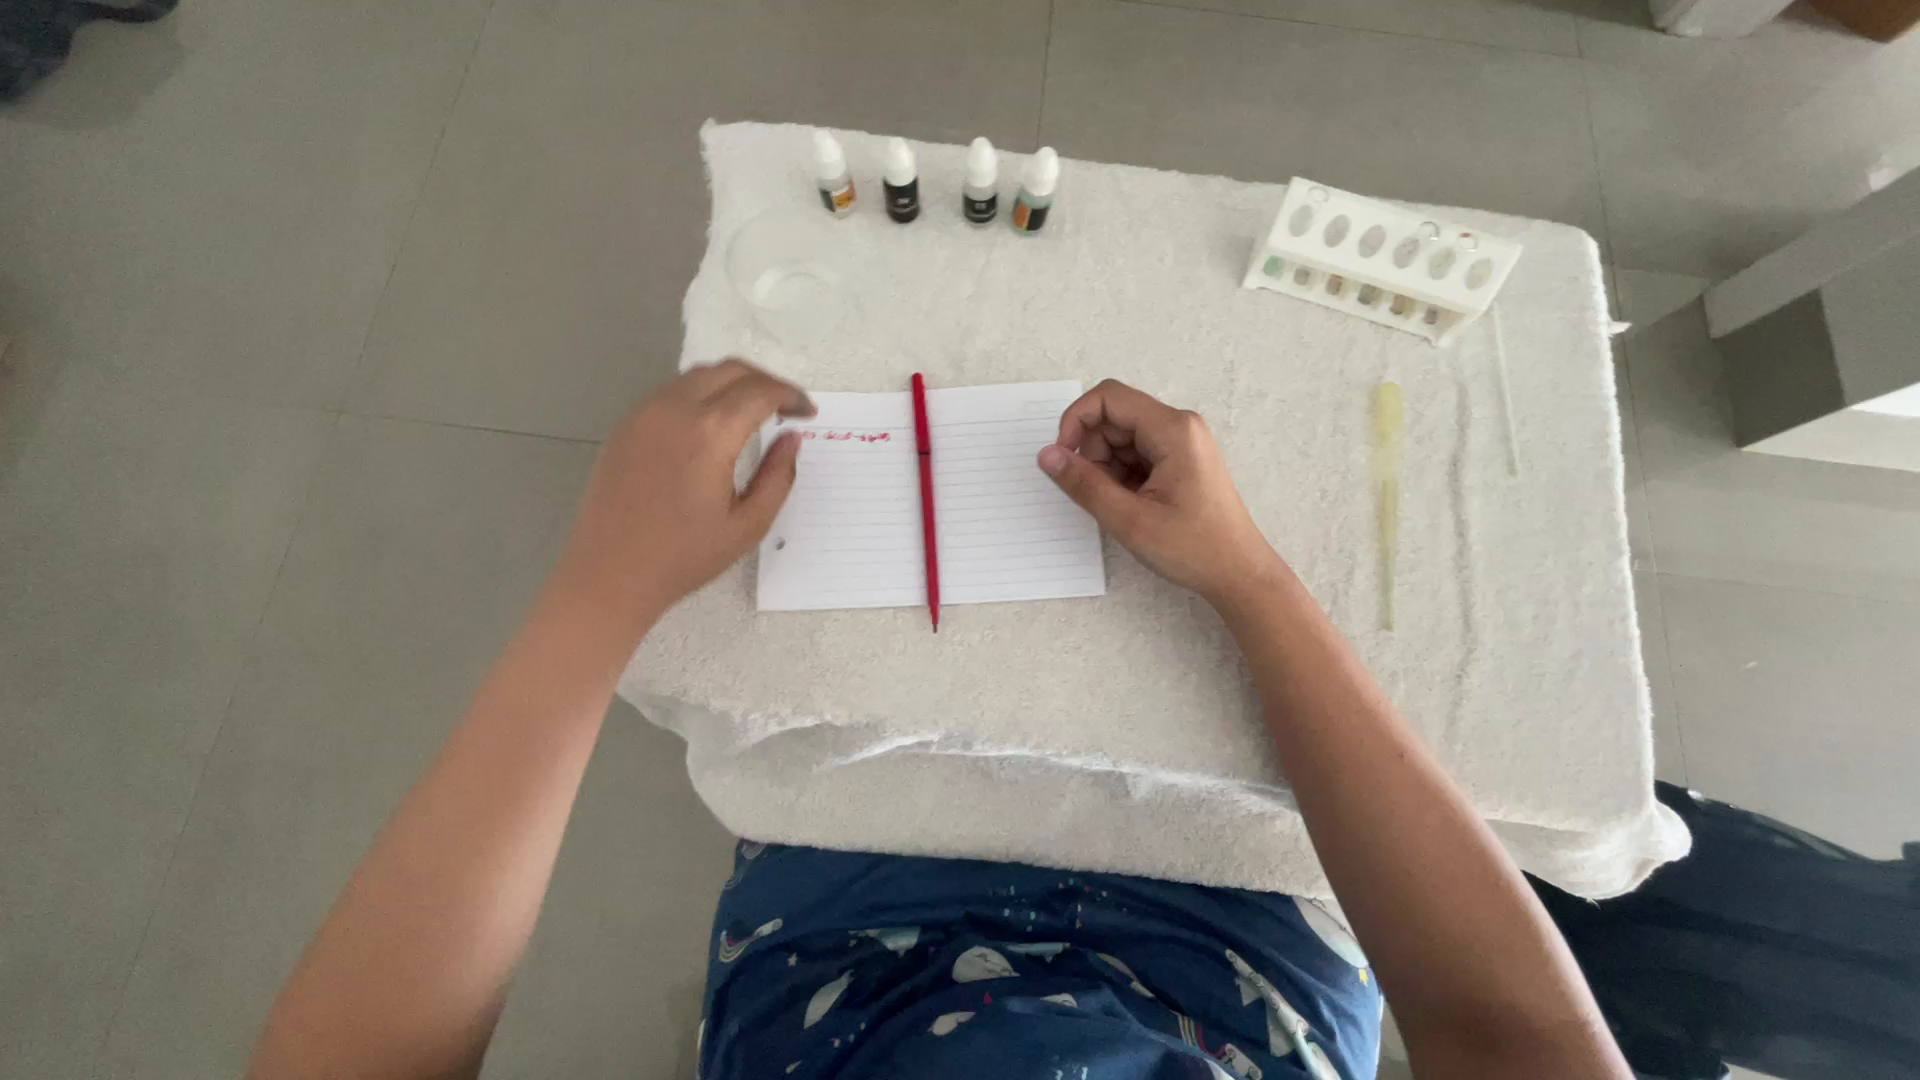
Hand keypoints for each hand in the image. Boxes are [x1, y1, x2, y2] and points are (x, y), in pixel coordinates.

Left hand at [555, 359, 813, 619]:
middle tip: (787, 408)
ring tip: (753, 413)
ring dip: (733, 384)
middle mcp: (675, 409)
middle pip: (731, 370)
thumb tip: (792, 438)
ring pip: (699, 375)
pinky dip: (702, 395)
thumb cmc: (685, 556)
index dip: (791, 396)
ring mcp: (644, 413)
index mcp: (710, 434)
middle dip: (766, 382)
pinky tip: (712, 425)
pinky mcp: (626, 425)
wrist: (610, 573)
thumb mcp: (748, 524)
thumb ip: (778, 475)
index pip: (761, 392)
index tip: (807, 413)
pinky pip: (672, 392)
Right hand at [1038, 379, 1285, 605]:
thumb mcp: (1128, 519)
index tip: (1063, 457)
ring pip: (1120, 439)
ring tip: (1121, 506)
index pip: (1108, 398)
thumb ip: (1083, 484)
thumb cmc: (1194, 548)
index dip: (1075, 421)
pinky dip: (1121, 477)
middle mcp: (1179, 426)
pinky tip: (1131, 506)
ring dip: (1106, 468)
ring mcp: (1180, 443)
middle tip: (1097, 493)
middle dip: (1092, 452)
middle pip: (1113, 418)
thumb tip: (1047, 455)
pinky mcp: (1178, 461)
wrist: (1238, 573)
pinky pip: (1135, 455)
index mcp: (1173, 429)